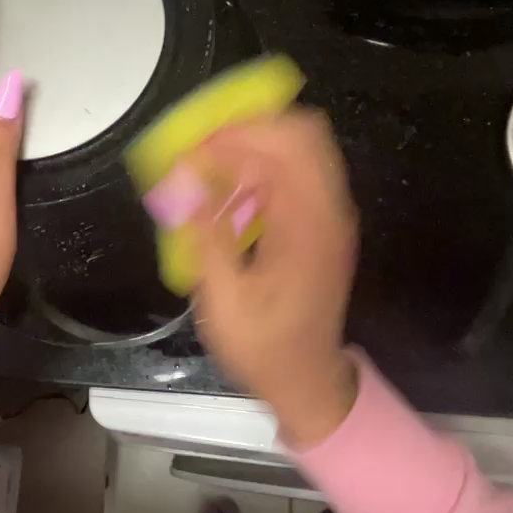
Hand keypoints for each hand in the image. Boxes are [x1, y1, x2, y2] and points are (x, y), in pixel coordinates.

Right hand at [191, 110, 359, 445]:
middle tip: (200, 149)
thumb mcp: (225, 300)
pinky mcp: (317, 223)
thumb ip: (207, 234)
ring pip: (297, 149)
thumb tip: (185, 181)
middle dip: (246, 130)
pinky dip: (257, 171)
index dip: (240, 132)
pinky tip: (224, 194)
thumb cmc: (265, 348)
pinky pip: (292, 175)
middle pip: (300, 134)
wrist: (308, 382)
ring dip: (250, 149)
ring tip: (205, 171)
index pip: (289, 145)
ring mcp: (327, 215)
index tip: (194, 147)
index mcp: (310, 225)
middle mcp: (328, 210)